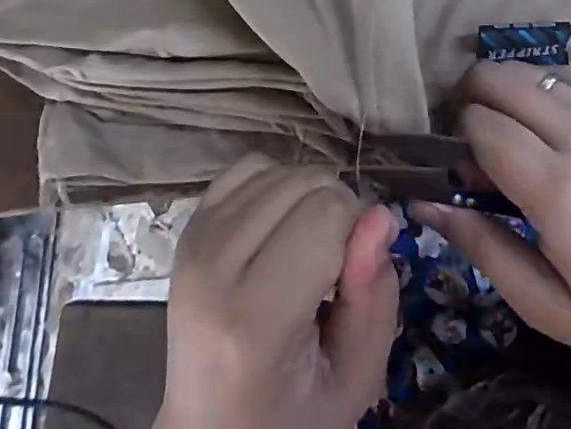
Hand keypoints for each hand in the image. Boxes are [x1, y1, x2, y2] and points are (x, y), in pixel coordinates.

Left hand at [156, 155, 399, 428]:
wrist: (211, 425)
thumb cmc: (291, 412)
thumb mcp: (355, 378)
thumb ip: (376, 297)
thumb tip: (380, 213)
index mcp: (254, 317)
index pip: (326, 213)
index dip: (358, 232)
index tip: (353, 274)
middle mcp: (213, 266)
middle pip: (305, 182)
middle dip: (338, 210)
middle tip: (333, 264)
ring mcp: (195, 240)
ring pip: (281, 169)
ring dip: (309, 196)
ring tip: (306, 247)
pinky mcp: (190, 226)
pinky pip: (249, 167)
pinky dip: (277, 182)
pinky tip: (280, 224)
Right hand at [412, 62, 570, 393]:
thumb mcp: (547, 307)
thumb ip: (481, 246)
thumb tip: (423, 203)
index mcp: (560, 191)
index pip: (481, 123)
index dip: (457, 139)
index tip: (460, 169)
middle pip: (498, 78)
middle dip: (470, 99)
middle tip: (470, 143)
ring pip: (529, 74)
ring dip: (503, 95)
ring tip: (506, 139)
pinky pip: (562, 88)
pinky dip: (537, 102)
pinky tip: (547, 144)